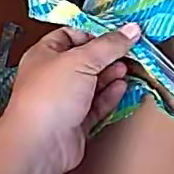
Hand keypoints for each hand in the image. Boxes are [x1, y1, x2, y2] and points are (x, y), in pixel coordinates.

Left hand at [0, 23, 140, 172]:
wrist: (41, 144)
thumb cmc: (51, 94)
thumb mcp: (81, 60)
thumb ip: (109, 45)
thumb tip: (132, 29)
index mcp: (45, 54)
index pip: (70, 34)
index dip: (94, 32)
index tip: (118, 31)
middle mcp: (53, 76)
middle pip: (85, 60)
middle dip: (107, 55)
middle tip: (129, 51)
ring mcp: (65, 101)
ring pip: (92, 84)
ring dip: (110, 75)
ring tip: (128, 68)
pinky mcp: (76, 122)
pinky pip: (96, 105)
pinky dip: (110, 96)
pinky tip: (122, 88)